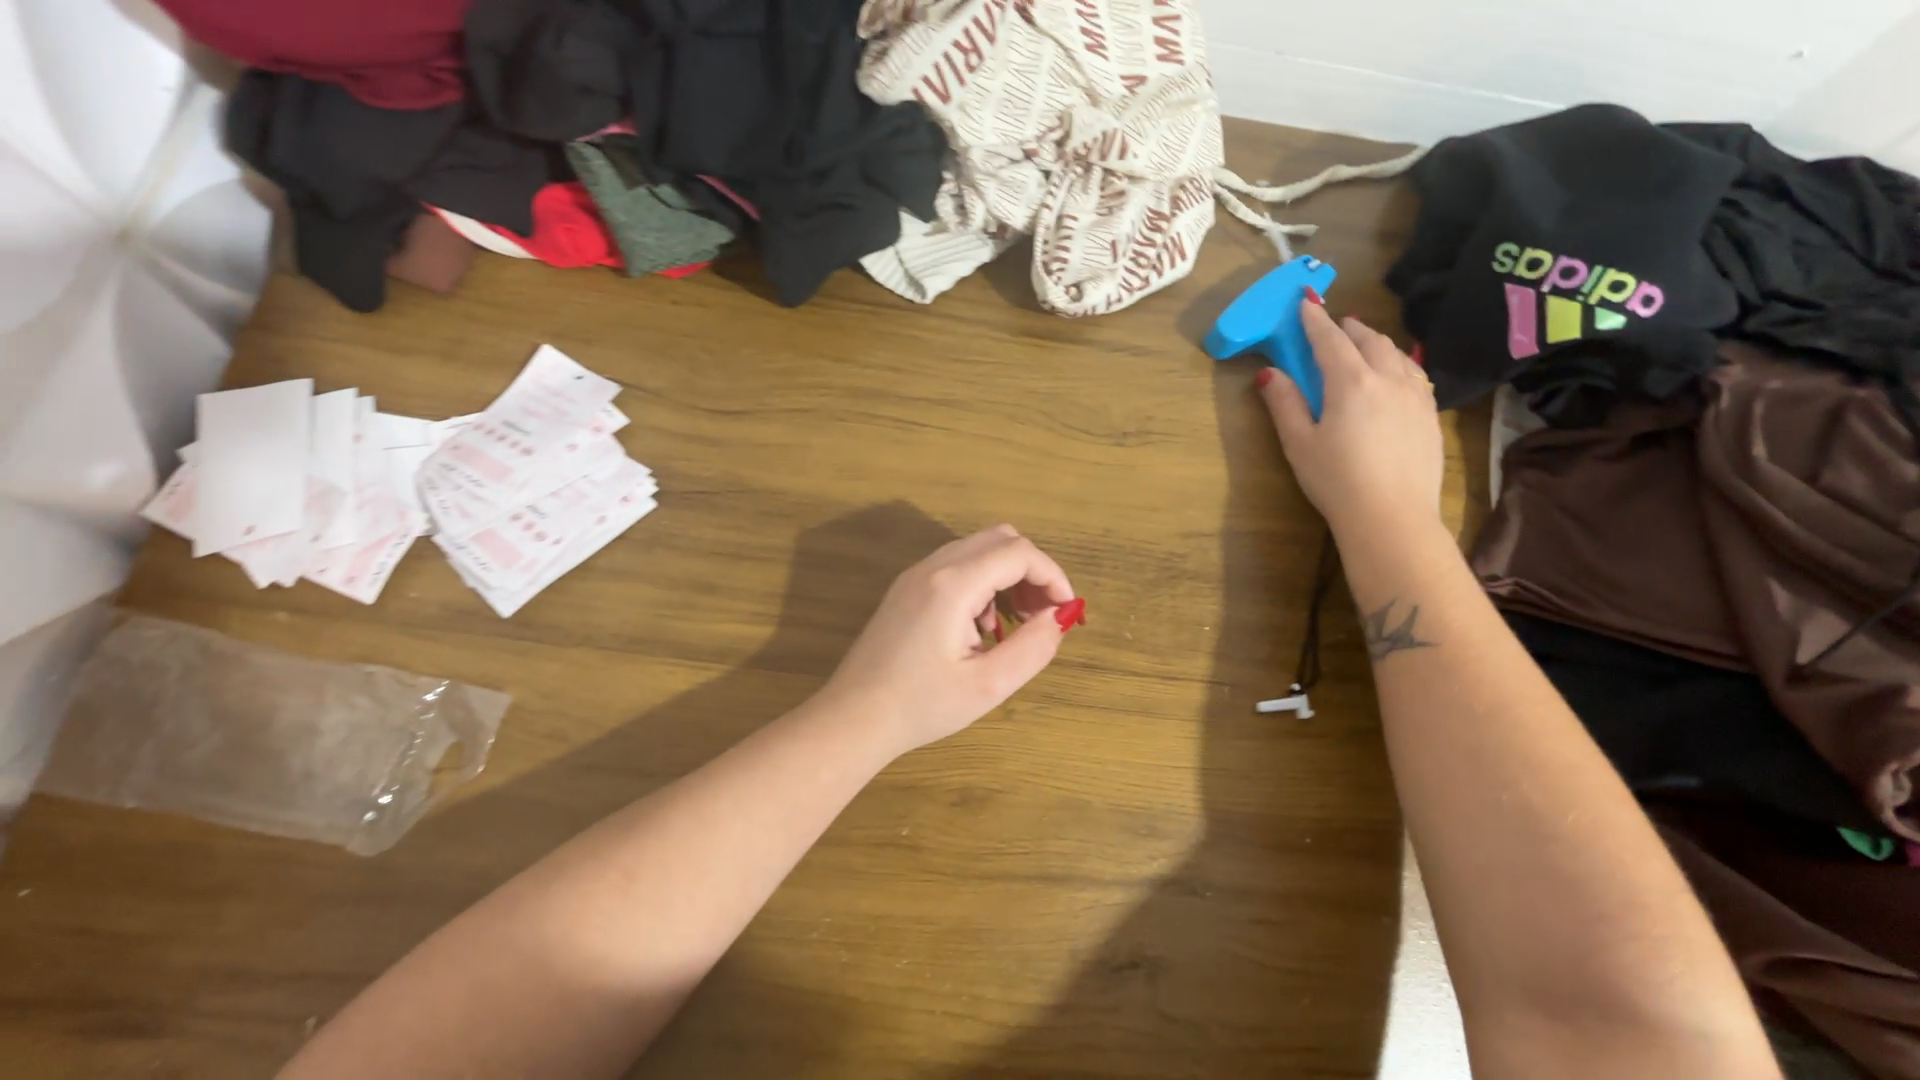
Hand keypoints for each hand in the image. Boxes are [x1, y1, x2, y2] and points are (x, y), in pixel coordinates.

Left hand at [820, 525, 1077, 756]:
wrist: (854, 717)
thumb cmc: (922, 705)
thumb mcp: (989, 684)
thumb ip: (1033, 647)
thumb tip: (1060, 617)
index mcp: (954, 584)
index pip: (1019, 552)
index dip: (1053, 576)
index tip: (1066, 611)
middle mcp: (933, 567)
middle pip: (999, 540)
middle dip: (1032, 571)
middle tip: (1044, 614)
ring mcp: (914, 576)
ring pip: (977, 550)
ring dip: (1007, 576)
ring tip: (1017, 624)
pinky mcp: (905, 590)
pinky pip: (956, 567)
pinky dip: (983, 583)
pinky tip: (982, 628)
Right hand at [1259, 301, 1443, 537]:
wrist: (1392, 517)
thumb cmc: (1336, 480)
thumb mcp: (1299, 443)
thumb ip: (1284, 403)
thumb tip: (1269, 373)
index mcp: (1350, 382)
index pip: (1330, 339)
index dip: (1315, 320)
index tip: (1306, 302)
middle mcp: (1387, 379)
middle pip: (1370, 341)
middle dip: (1350, 328)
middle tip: (1336, 324)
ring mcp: (1415, 396)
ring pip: (1397, 355)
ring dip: (1377, 343)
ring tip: (1366, 344)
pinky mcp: (1431, 416)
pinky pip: (1416, 376)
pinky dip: (1399, 364)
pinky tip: (1395, 376)